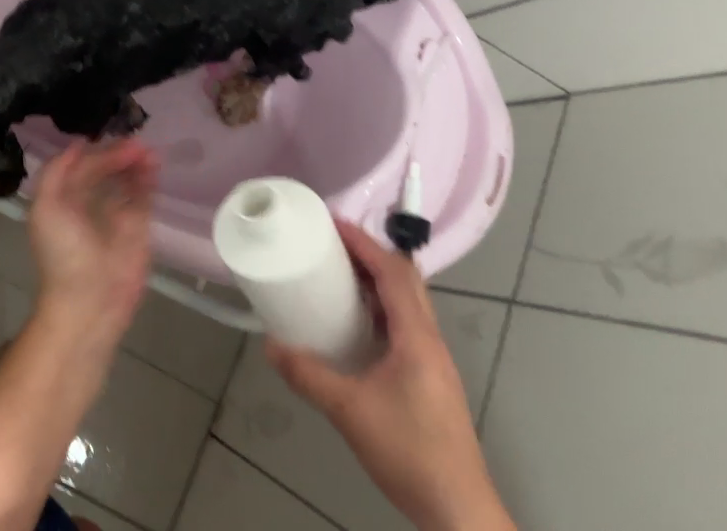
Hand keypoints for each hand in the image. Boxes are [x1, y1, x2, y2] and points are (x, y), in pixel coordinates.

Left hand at [27, 140, 156, 337]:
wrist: (90, 301)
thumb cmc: (63, 254)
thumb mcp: (45, 208)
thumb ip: (56, 173)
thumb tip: (77, 145)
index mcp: (63, 200)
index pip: (80, 167)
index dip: (95, 152)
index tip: (109, 136)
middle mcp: (88, 205)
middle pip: (105, 171)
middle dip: (118, 155)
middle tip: (136, 143)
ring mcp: (114, 217)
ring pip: (126, 181)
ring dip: (135, 164)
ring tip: (147, 151)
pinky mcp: (137, 230)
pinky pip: (142, 199)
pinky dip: (148, 180)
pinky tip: (153, 165)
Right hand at [267, 221, 513, 530]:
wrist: (456, 506)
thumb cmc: (407, 450)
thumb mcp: (348, 410)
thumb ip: (308, 375)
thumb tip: (270, 345)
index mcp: (418, 338)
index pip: (394, 273)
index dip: (365, 243)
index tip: (332, 223)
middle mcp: (429, 341)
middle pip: (405, 281)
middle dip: (370, 255)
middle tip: (330, 243)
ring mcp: (432, 361)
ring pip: (406, 304)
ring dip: (375, 281)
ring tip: (336, 273)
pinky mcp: (427, 379)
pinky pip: (402, 326)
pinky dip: (378, 309)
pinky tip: (352, 323)